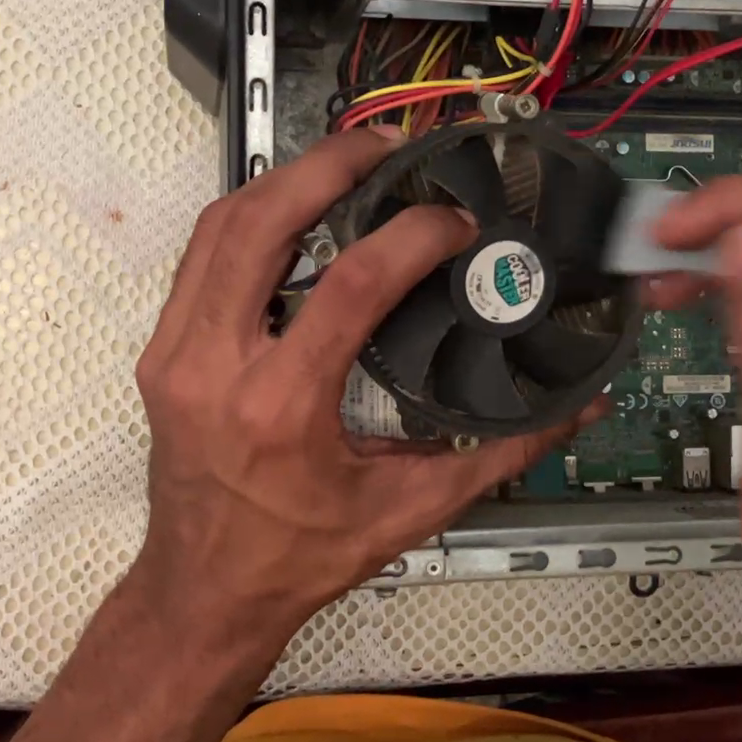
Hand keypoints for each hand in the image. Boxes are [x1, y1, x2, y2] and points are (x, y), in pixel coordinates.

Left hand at [134, 128, 582, 642]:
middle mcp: (214, 366)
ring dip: (287, 179)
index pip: (350, 285)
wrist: (202, 594)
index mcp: (283, 408)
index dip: (412, 236)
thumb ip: (502, 453)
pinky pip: (204, 253)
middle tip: (391, 147)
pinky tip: (301, 207)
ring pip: (221, 226)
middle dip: (328, 166)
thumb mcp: (413, 510)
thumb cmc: (304, 557)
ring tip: (351, 161)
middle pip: (261, 224)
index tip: (455, 223)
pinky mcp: (164, 350)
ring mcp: (175, 352)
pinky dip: (255, 213)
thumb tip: (578, 410)